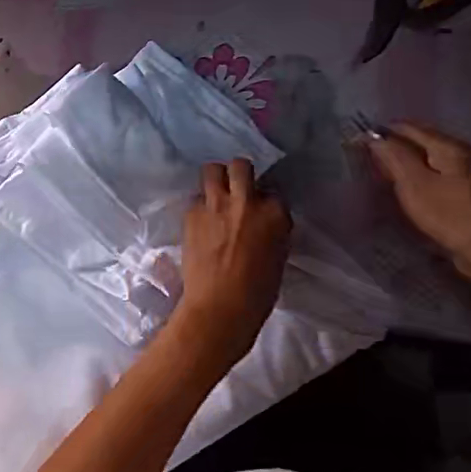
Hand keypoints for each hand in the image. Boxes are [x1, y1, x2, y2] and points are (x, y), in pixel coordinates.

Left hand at [176, 159, 291, 356]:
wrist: (220, 304)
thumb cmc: (258, 290)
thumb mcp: (278, 253)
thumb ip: (271, 228)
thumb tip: (260, 220)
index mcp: (275, 213)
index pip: (272, 190)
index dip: (263, 198)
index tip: (258, 210)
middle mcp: (246, 201)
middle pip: (240, 166)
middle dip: (238, 174)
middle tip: (235, 189)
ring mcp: (216, 205)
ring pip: (212, 170)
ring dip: (215, 179)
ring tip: (215, 194)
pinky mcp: (191, 214)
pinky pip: (195, 198)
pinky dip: (199, 206)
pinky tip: (201, 221)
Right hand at [366, 122, 470, 306]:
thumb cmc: (453, 217)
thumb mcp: (415, 186)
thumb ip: (395, 158)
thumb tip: (375, 136)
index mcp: (451, 147)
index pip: (409, 128)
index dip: (381, 132)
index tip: (356, 142)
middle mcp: (466, 154)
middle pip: (423, 141)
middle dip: (394, 145)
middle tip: (365, 158)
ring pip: (432, 159)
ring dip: (407, 162)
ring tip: (382, 173)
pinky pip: (440, 176)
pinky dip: (421, 177)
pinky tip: (409, 189)